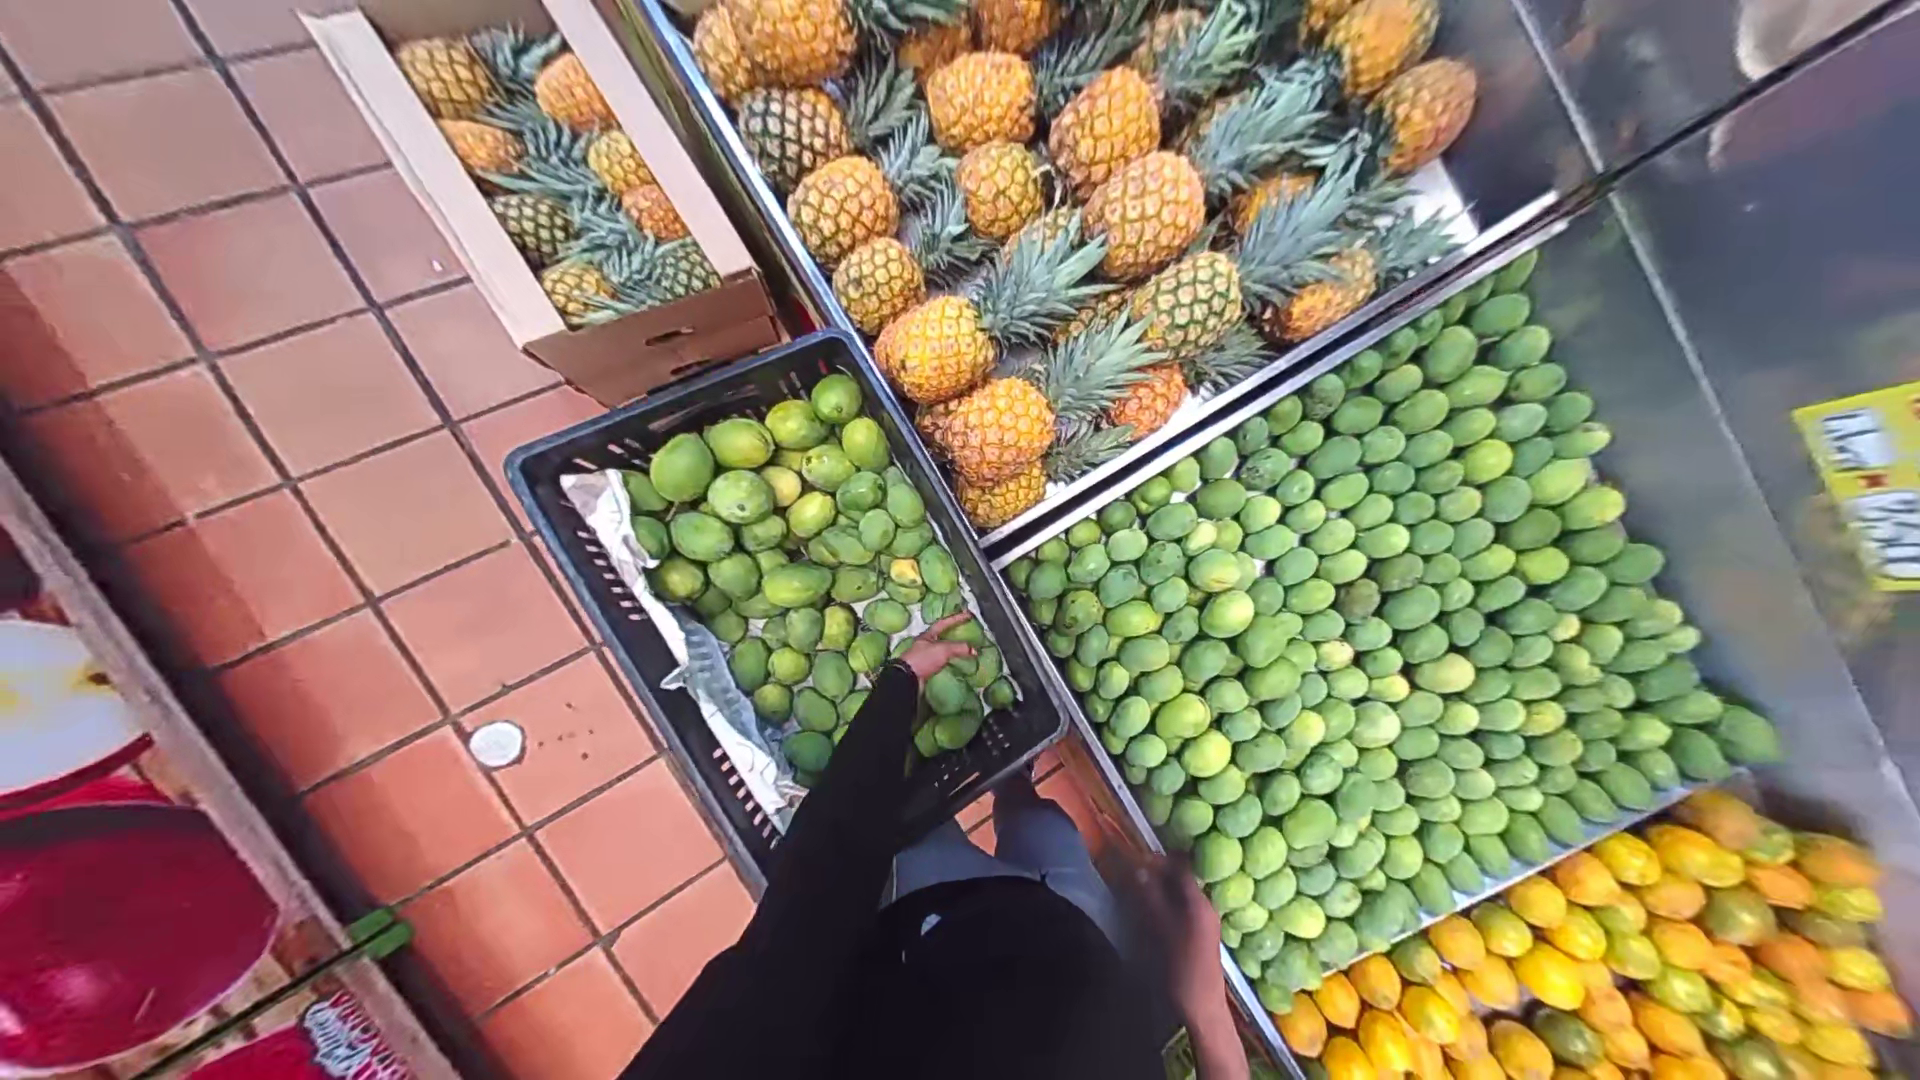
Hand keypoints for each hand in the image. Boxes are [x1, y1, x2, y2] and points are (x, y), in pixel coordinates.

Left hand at [899, 613, 975, 681]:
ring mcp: (927, 657)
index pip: (944, 623)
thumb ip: (959, 647)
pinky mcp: (928, 669)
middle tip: (967, 632)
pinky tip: (958, 663)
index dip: (956, 618)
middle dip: (955, 633)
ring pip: (943, 649)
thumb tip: (974, 650)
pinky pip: (943, 661)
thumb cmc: (923, 659)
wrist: (908, 679)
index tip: (968, 614)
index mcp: (928, 635)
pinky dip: (952, 661)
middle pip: (943, 636)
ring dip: (954, 648)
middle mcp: (926, 644)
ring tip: (966, 649)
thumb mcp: (943, 649)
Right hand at [1133, 854, 1227, 1017]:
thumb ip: (1149, 895)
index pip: (1180, 864)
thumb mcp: (1160, 928)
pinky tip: (1150, 907)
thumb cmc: (1181, 968)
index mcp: (1199, 901)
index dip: (1158, 857)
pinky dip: (1165, 899)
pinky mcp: (1200, 931)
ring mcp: (1204, 918)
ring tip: (1137, 886)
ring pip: (1179, 890)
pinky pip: (1181, 903)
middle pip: (1180, 875)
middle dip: (1156, 869)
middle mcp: (1205, 904)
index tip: (1136, 855)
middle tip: (1133, 870)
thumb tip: (1137, 866)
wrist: (1202, 1010)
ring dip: (1159, 885)